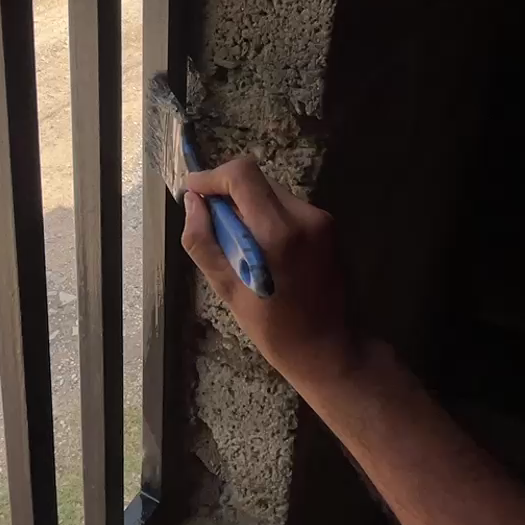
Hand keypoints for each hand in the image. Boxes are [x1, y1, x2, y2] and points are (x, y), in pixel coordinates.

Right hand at [182, 157, 355, 387]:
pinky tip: (265, 251)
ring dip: (248, 207)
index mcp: (277, 232)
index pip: (242, 175)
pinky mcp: (328, 225)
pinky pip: (287, 207)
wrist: (332, 350)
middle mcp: (304, 216)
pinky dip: (267, 217)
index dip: (212, 177)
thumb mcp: (226, 290)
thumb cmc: (274, 328)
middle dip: (228, 194)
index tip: (194, 191)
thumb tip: (192, 201)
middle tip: (213, 224)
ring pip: (270, 192)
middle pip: (255, 180)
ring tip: (241, 245)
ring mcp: (321, 219)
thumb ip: (203, 240)